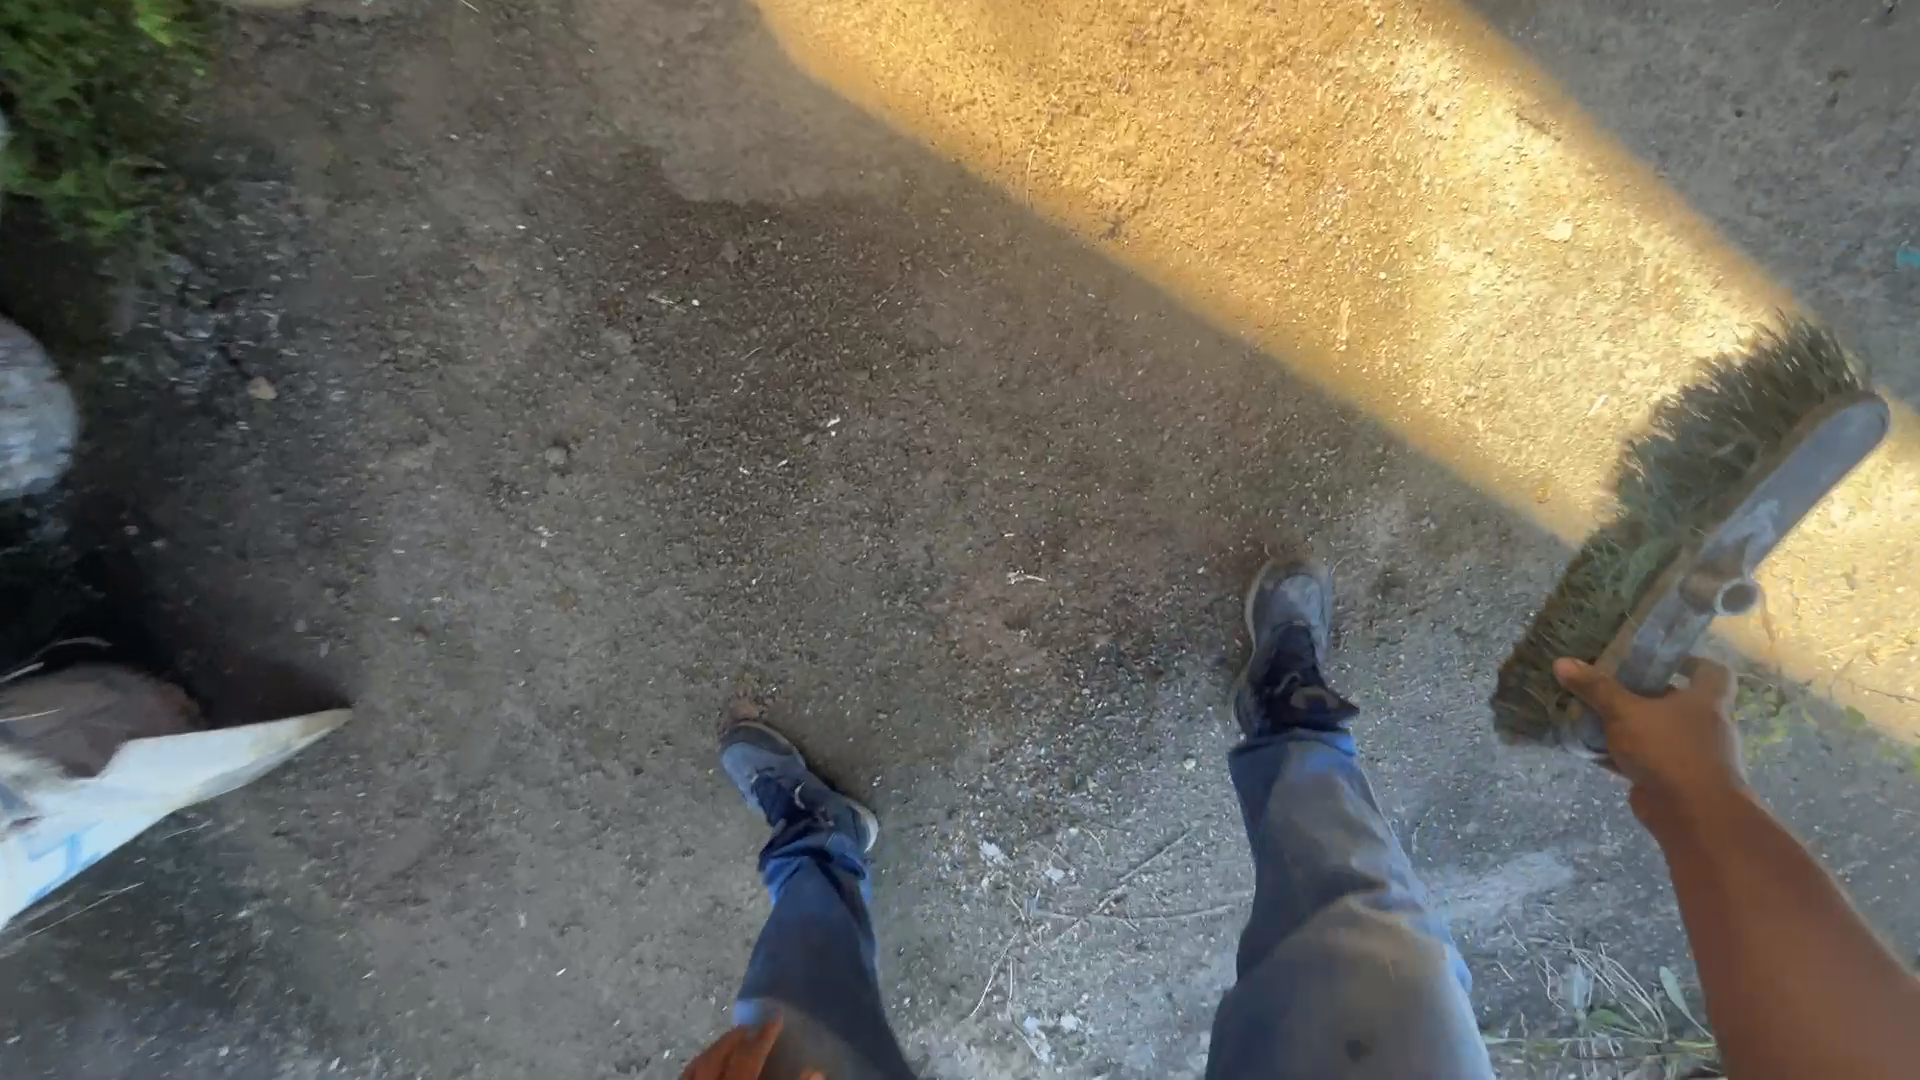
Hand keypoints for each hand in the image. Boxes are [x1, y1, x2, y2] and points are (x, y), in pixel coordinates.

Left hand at [681, 1014, 821, 1079]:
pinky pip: (686, 1076)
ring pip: (696, 1066)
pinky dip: (697, 1065)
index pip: (747, 1057)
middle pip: (716, 1057)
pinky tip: (706, 1063)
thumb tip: (816, 1070)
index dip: (763, 1036)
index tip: (777, 1018)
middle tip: (752, 1025)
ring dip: (714, 1048)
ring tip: (731, 1039)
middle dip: (734, 1037)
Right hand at [1554, 656, 1747, 827]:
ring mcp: (1691, 752)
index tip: (1652, 658)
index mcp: (1706, 702)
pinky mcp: (1673, 775)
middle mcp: (1705, 724)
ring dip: (1627, 722)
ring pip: (1656, 728)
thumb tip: (1562, 661)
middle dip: (1640, 691)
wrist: (1694, 813)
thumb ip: (1594, 688)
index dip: (1686, 660)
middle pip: (1675, 699)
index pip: (1711, 671)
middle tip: (1604, 682)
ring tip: (1589, 712)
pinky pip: (1644, 754)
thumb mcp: (1624, 712)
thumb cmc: (1668, 750)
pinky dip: (1620, 750)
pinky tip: (1590, 746)